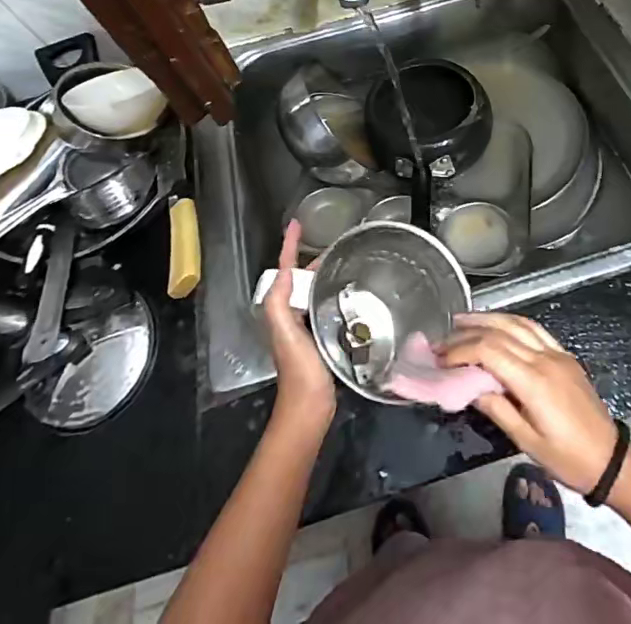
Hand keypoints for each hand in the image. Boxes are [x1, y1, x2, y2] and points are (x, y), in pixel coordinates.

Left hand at [264, 220, 334, 424]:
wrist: (310, 407)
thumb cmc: (298, 369)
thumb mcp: (284, 332)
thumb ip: (278, 302)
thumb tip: (284, 270)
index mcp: (280, 310)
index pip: (282, 270)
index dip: (289, 246)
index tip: (297, 224)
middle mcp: (290, 315)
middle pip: (299, 278)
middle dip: (311, 258)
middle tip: (336, 244)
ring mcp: (306, 326)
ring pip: (313, 291)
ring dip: (324, 274)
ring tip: (346, 260)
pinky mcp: (322, 337)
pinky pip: (326, 306)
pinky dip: (335, 293)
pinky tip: (353, 292)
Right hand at [438, 313, 617, 494]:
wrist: (609, 459)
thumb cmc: (567, 458)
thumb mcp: (526, 441)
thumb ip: (496, 409)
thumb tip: (468, 388)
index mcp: (533, 381)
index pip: (489, 351)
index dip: (461, 350)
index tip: (440, 360)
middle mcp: (544, 359)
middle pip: (499, 333)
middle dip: (466, 334)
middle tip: (441, 342)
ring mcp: (556, 354)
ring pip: (517, 323)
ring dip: (487, 319)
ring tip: (461, 321)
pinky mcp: (564, 355)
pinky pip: (534, 329)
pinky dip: (511, 321)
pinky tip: (497, 323)